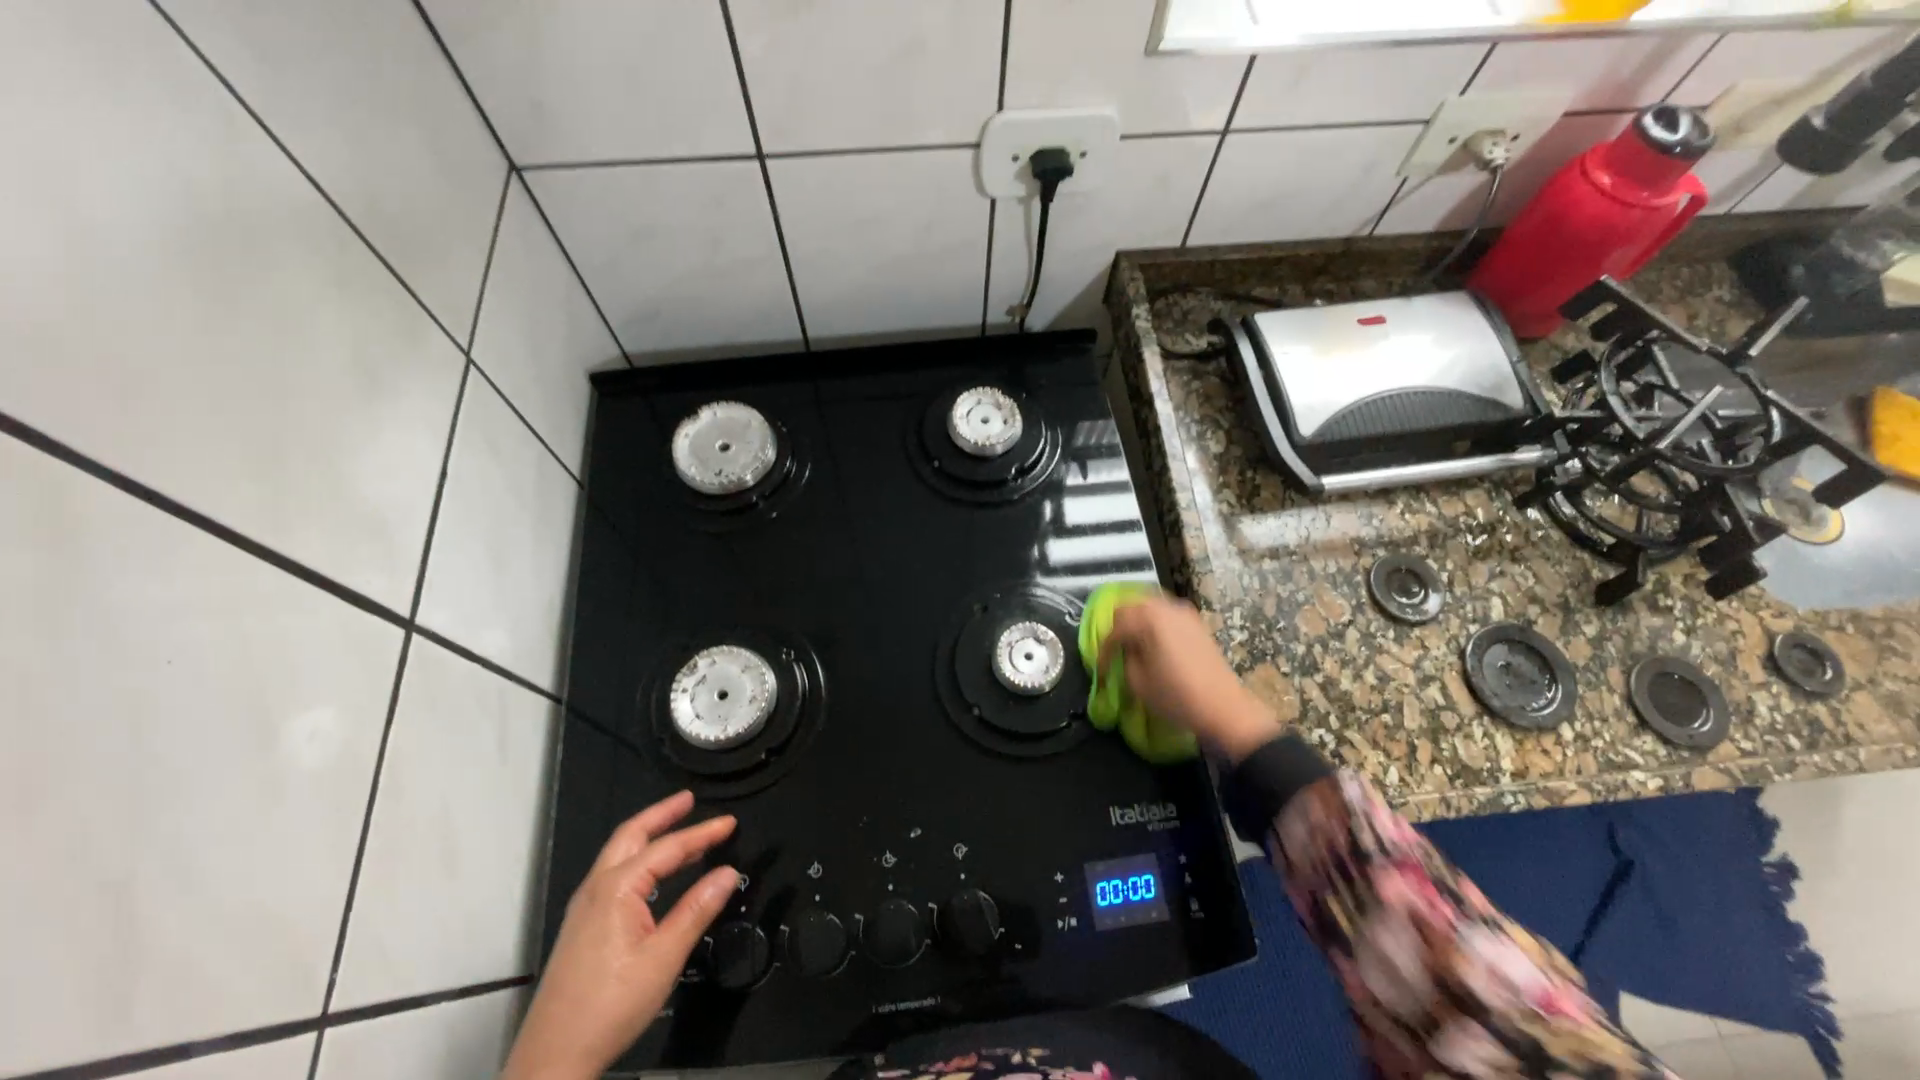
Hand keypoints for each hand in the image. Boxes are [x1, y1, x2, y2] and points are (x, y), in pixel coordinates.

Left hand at [501, 791, 737, 1079]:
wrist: (554, 1055)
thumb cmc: (611, 1006)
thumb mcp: (664, 957)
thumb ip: (697, 910)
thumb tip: (727, 874)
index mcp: (617, 889)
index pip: (667, 848)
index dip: (702, 833)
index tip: (730, 823)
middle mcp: (595, 889)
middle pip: (630, 836)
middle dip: (662, 815)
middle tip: (690, 801)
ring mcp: (584, 908)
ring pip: (618, 855)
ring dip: (649, 837)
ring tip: (680, 831)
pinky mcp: (582, 927)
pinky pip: (612, 876)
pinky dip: (638, 860)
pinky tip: (654, 876)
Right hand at [1097, 595, 1285, 762]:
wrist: (1223, 706)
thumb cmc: (1176, 695)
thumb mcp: (1138, 683)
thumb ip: (1125, 660)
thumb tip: (1126, 652)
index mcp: (1148, 619)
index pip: (1115, 629)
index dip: (1104, 650)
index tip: (1101, 669)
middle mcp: (1166, 607)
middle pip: (1130, 608)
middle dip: (1119, 628)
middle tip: (1115, 651)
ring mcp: (1184, 613)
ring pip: (1149, 608)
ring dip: (1137, 623)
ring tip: (1133, 646)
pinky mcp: (1196, 623)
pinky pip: (1167, 615)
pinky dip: (1155, 625)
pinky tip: (1154, 644)